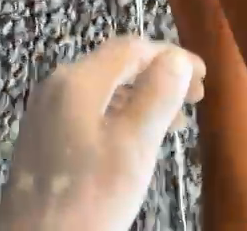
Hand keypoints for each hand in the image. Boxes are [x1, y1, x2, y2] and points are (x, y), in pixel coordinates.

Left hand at [0, 36, 205, 230]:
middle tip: (195, 97)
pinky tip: (136, 137)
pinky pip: (88, 108)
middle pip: (114, 65)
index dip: (169, 56)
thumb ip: (156, 97)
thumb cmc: (90, 196)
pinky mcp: (43, 133)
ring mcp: (46, 108)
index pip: (129, 49)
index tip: (203, 75)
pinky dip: (119, 113)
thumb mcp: (133, 147)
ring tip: (175, 120)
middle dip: (157, 75)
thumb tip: (176, 58)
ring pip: (102, 88)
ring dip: (140, 96)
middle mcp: (57, 83)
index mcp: (77, 79)